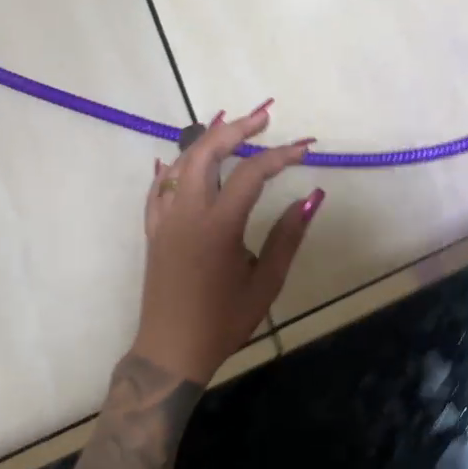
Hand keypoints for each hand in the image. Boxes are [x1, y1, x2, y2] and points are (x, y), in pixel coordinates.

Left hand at [135, 104, 321, 384]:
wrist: (171, 350)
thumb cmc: (224, 320)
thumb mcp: (266, 281)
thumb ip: (289, 235)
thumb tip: (313, 197)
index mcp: (218, 226)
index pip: (251, 174)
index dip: (280, 156)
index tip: (306, 148)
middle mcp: (187, 214)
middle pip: (206, 153)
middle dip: (236, 129)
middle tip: (264, 118)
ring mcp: (165, 220)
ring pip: (180, 165)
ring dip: (206, 141)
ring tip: (232, 128)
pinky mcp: (154, 231)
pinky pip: (159, 188)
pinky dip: (172, 168)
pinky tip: (178, 160)